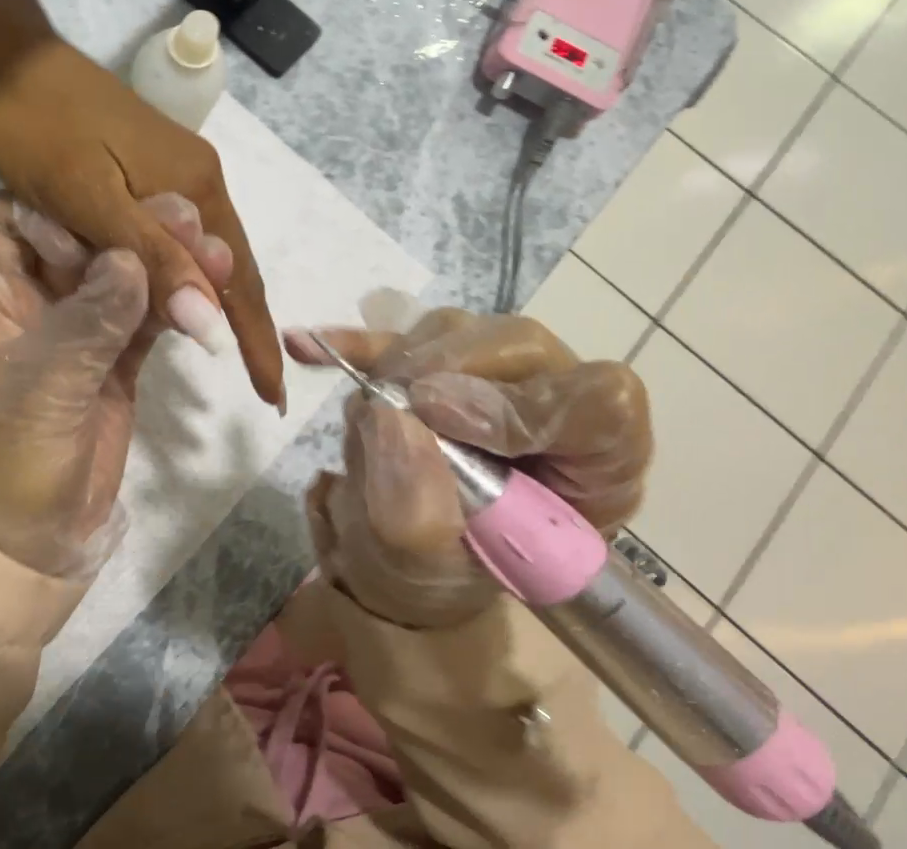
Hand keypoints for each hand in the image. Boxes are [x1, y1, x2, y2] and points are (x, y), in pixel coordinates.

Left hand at [0, 0, 283, 411]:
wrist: (8, 64)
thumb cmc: (39, 131)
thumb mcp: (89, 198)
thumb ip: (149, 257)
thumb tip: (209, 320)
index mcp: (192, 187)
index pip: (236, 277)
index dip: (253, 337)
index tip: (273, 396)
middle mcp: (194, 184)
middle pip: (224, 269)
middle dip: (243, 329)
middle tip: (263, 392)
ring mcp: (167, 183)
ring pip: (193, 259)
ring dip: (208, 309)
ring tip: (231, 365)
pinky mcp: (141, 186)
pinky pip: (165, 246)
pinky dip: (172, 282)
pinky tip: (178, 311)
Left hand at [0, 192, 231, 574]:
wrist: (39, 529)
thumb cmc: (18, 452)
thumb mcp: (46, 382)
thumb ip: (90, 320)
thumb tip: (134, 258)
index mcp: (1, 292)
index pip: (17, 219)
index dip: (57, 206)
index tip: (106, 205)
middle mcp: (41, 296)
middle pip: (84, 240)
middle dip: (129, 226)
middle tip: (184, 215)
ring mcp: (85, 323)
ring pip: (125, 275)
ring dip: (165, 263)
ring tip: (211, 248)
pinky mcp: (120, 353)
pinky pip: (150, 315)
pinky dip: (178, 304)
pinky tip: (212, 286)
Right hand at [286, 310, 652, 627]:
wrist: (400, 561)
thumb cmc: (434, 577)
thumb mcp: (430, 568)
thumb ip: (418, 505)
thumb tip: (393, 414)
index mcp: (595, 467)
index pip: (600, 403)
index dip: (521, 403)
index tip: (440, 418)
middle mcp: (555, 403)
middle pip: (522, 346)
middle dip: (446, 371)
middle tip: (390, 406)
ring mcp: (492, 373)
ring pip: (459, 329)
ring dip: (399, 363)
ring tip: (366, 416)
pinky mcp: (435, 360)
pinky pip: (397, 333)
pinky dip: (352, 343)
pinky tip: (306, 346)